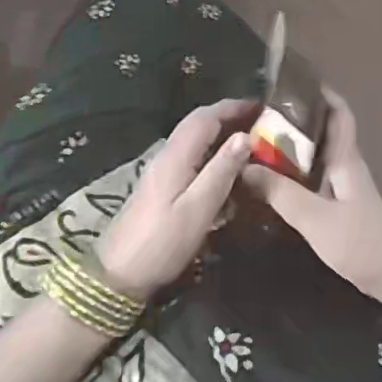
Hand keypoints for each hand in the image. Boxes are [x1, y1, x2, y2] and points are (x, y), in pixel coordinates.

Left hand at [97, 99, 256, 297]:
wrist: (119, 274)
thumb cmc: (162, 242)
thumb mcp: (198, 208)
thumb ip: (222, 171)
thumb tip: (245, 136)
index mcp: (176, 155)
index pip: (206, 117)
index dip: (233, 107)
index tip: (262, 106)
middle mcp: (167, 154)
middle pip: (199, 124)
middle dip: (229, 117)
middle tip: (261, 123)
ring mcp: (162, 170)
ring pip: (195, 140)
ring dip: (221, 135)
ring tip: (250, 143)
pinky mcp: (161, 186)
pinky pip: (191, 157)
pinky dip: (212, 154)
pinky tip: (226, 171)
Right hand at [240, 92, 381, 306]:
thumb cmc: (359, 242)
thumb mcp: (315, 219)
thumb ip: (280, 193)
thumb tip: (243, 167)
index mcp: (345, 158)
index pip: (339, 113)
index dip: (321, 92)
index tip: (293, 80)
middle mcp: (345, 163)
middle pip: (321, 129)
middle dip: (294, 116)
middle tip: (258, 112)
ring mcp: (342, 183)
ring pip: (315, 151)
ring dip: (290, 143)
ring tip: (256, 137)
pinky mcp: (337, 201)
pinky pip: (311, 173)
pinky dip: (292, 167)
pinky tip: (270, 174)